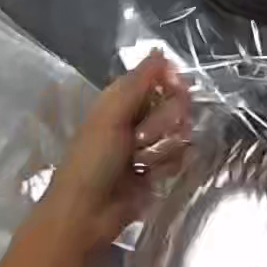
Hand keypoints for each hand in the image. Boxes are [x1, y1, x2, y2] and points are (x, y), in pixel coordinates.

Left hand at [45, 50, 190, 248]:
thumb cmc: (92, 161)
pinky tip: (151, 175)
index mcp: (121, 100)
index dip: (171, 83)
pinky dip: (168, 165)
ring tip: (141, 162)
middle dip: (166, 120)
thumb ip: (138, 83)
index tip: (176, 88)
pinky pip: (181, 155)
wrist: (85, 215)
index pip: (160, 78)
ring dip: (164, 147)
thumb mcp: (110, 116)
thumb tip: (160, 51)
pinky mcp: (160, 168)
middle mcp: (138, 118)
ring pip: (181, 131)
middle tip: (143, 137)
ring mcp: (150, 144)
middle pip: (175, 104)